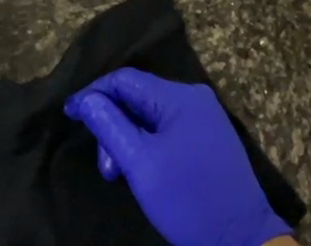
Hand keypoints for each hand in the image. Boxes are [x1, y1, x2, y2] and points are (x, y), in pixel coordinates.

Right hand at [64, 67, 290, 245]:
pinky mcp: (208, 136)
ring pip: (151, 115)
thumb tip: (86, 99)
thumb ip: (110, 126)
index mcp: (179, 96)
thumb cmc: (188, 200)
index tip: (69, 114)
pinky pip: (168, 127)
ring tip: (119, 174)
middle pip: (138, 97)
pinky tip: (141, 168)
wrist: (242, 238)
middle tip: (106, 168)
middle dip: (114, 126)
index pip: (125, 80)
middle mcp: (193, 97)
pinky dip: (147, 144)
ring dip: (129, 139)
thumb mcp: (140, 164)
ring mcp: (204, 116)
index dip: (94, 94)